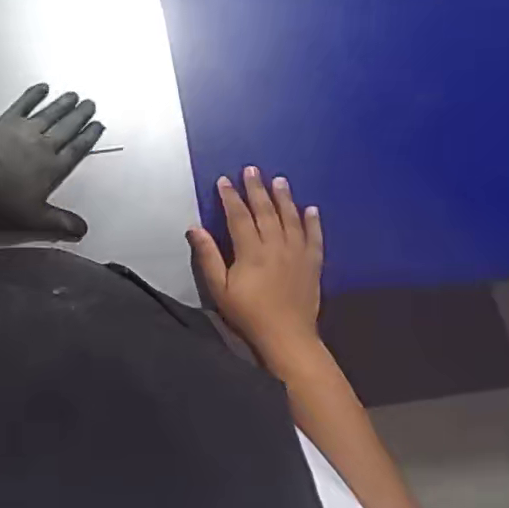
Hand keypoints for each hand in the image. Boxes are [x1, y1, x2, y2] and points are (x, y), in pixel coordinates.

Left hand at [0, 83, 102, 236]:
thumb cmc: (6, 205)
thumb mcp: (36, 218)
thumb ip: (61, 222)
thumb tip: (84, 230)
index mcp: (54, 167)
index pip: (77, 148)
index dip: (89, 136)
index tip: (98, 125)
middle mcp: (45, 145)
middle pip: (68, 126)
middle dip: (80, 115)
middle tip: (90, 103)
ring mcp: (26, 130)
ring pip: (50, 113)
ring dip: (63, 103)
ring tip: (73, 95)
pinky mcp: (7, 122)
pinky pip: (24, 104)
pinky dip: (33, 95)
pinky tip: (43, 87)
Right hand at [187, 167, 324, 361]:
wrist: (287, 338)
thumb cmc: (248, 314)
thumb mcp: (220, 289)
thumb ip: (208, 257)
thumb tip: (195, 228)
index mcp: (251, 251)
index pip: (239, 216)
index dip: (230, 197)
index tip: (224, 180)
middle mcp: (276, 246)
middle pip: (265, 211)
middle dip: (256, 188)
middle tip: (252, 169)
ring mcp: (297, 254)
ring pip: (290, 219)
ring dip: (284, 198)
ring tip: (280, 180)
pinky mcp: (313, 264)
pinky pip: (314, 238)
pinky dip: (313, 223)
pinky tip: (311, 209)